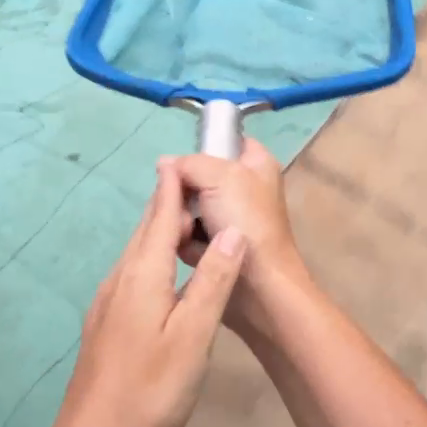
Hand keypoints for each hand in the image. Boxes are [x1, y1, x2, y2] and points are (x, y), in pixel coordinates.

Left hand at [11, 158, 247, 426]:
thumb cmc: (150, 387)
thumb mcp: (193, 336)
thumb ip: (213, 282)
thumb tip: (233, 232)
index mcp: (142, 274)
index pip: (159, 217)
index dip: (171, 187)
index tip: (181, 159)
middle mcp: (120, 278)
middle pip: (145, 230)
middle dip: (167, 203)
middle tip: (194, 184)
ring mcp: (108, 301)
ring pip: (137, 252)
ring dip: (159, 229)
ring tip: (186, 222)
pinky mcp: (105, 321)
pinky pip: (131, 271)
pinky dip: (151, 255)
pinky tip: (163, 272)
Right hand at [174, 139, 309, 339]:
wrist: (261, 285)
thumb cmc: (247, 221)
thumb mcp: (220, 177)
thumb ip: (190, 164)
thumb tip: (164, 162)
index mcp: (256, 164)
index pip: (227, 140)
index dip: (204, 148)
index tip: (182, 165)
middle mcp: (246, 187)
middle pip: (201, 177)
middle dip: (185, 192)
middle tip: (179, 204)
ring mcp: (233, 218)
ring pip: (192, 207)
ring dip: (184, 221)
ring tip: (187, 232)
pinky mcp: (221, 245)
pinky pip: (193, 235)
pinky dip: (189, 243)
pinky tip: (191, 253)